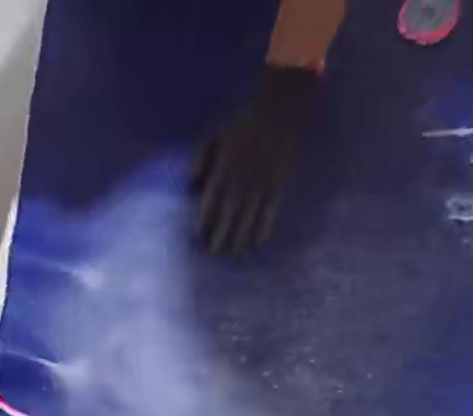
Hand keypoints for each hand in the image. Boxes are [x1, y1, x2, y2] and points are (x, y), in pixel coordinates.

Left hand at [191, 65, 318, 255]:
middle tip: (213, 254)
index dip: (204, 218)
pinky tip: (258, 243)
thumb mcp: (215, 132)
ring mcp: (262, 181)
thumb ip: (201, 157)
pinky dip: (264, 227)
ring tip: (233, 255)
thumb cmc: (243, 119)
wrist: (281, 104)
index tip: (197, 237)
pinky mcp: (279, 182)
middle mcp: (242, 177)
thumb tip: (191, 185)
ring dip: (240, 237)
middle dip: (221, 234)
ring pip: (249, 215)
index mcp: (225, 164)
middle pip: (229, 212)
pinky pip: (271, 210)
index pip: (212, 198)